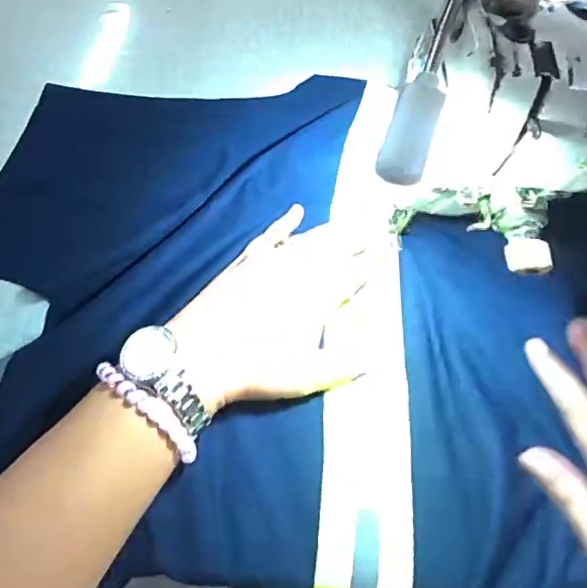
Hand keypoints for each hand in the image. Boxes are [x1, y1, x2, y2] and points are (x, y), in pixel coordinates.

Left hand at [167, 205, 382, 412]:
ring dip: (332, 230)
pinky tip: (296, 211)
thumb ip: (344, 364)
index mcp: (318, 297)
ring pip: (309, 239)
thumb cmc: (256, 370)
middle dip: (359, 237)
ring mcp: (272, 262)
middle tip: (377, 225)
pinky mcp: (247, 261)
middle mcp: (299, 272)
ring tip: (350, 222)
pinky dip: (284, 223)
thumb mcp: (306, 376)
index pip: (354, 273)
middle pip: (336, 249)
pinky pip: (271, 236)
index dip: (373, 260)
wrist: (198, 357)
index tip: (388, 247)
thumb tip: (376, 357)